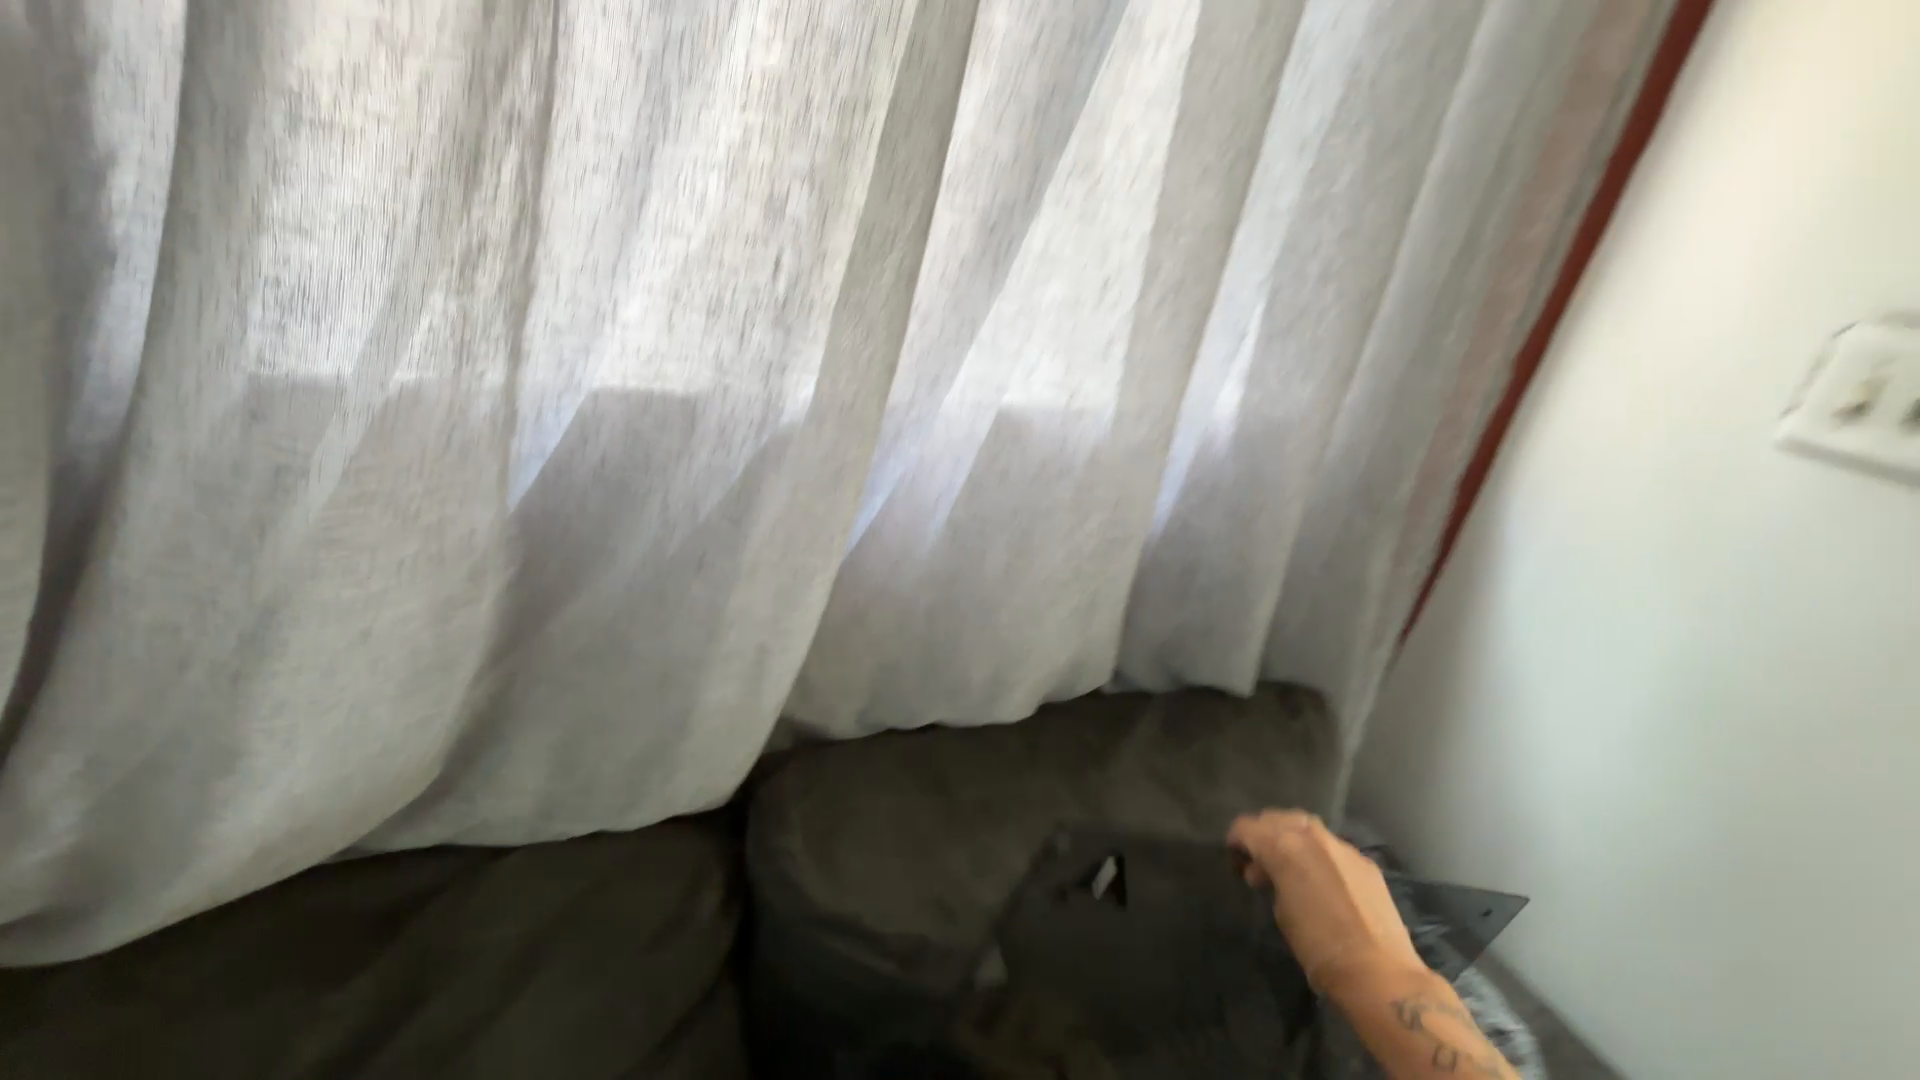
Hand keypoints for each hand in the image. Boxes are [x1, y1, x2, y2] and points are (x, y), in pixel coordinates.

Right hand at [1227, 810, 1424, 993]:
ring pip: (1307, 826)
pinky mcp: (1365, 862)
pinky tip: (1321, 879)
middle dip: (1263, 834)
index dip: (1236, 840)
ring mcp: (1342, 847)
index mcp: (1284, 847)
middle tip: (1259, 861)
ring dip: (1291, 838)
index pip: (1247, 827)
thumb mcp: (1280, 911)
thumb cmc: (1317, 947)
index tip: (1235, 858)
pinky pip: (1332, 846)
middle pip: (1277, 818)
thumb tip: (1267, 874)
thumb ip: (1271, 880)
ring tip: (1288, 866)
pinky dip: (1318, 854)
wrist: (1378, 972)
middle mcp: (1312, 837)